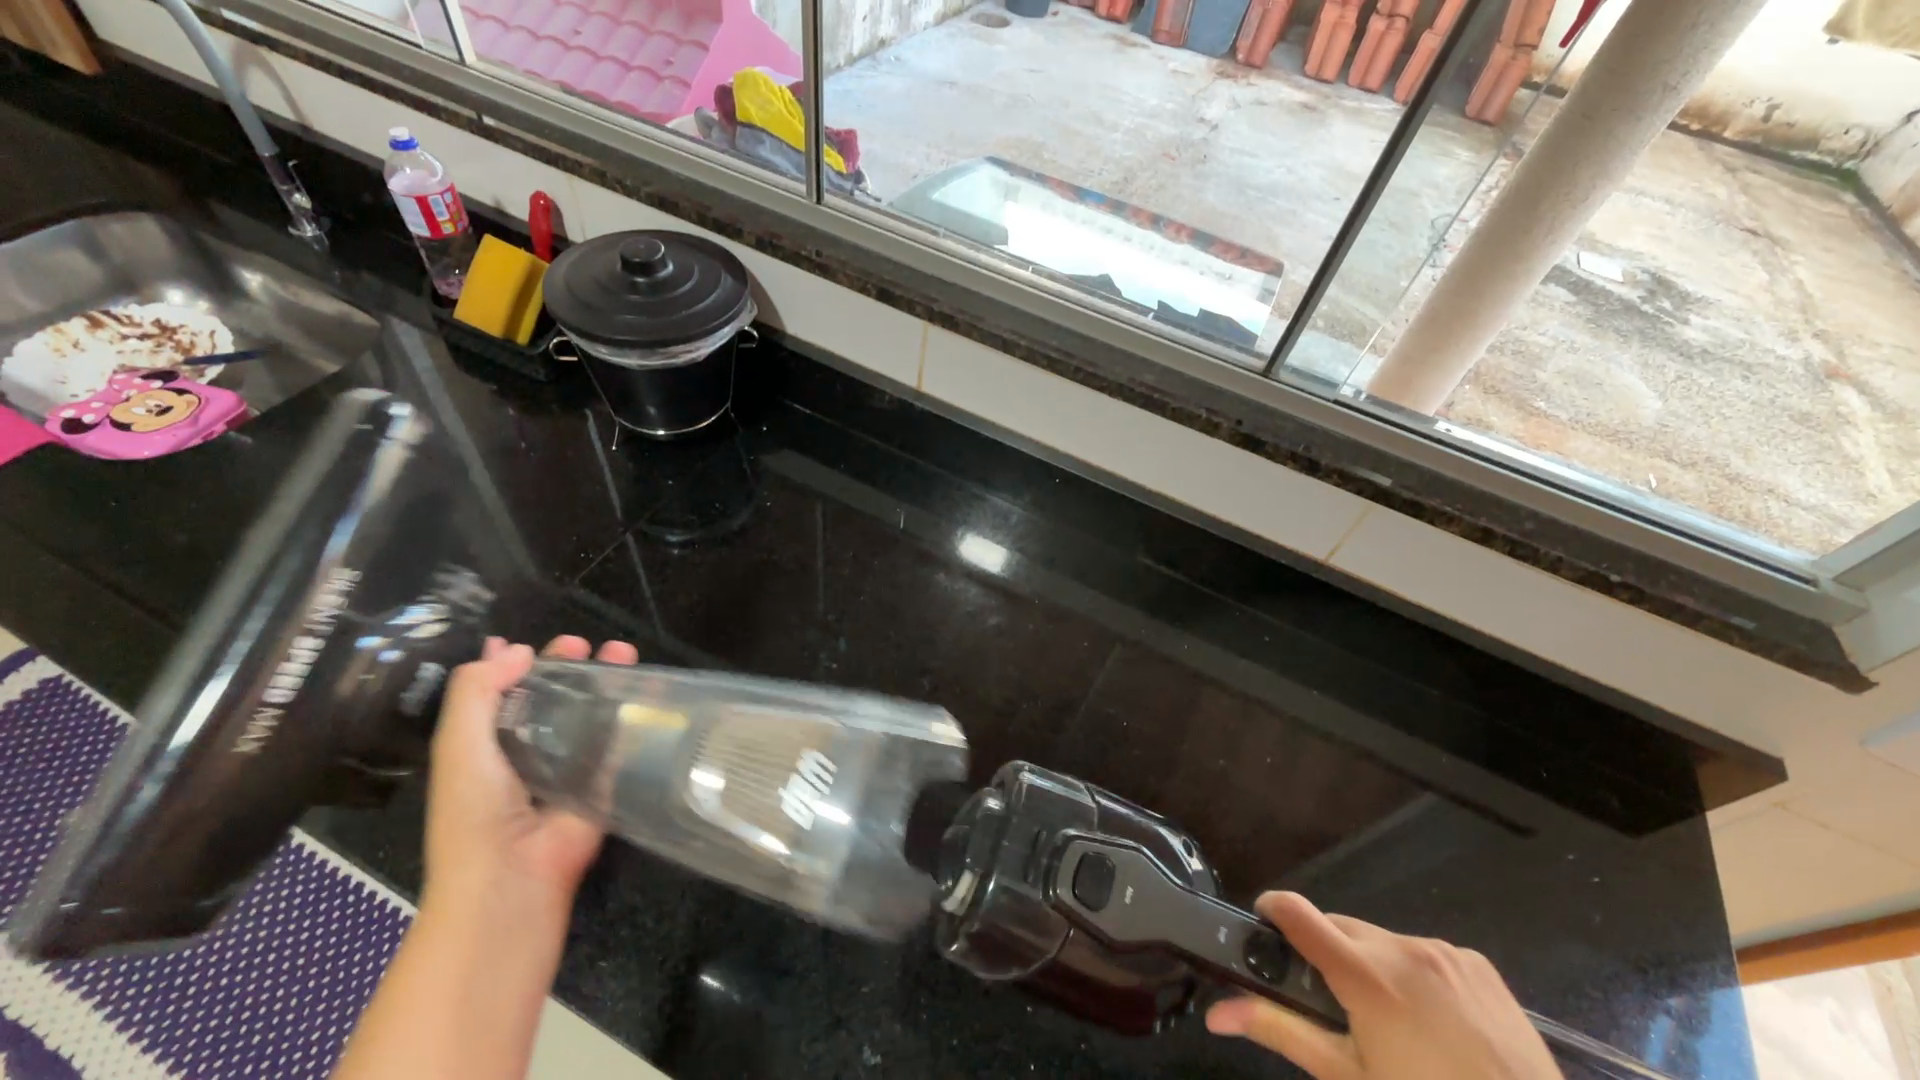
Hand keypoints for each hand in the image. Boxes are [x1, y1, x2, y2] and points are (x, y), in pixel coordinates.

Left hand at [421, 634, 637, 922]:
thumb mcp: (458, 743)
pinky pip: (618, 747)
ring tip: (626, 655)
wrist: (513, 877)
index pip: (504, 694)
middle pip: (552, 700)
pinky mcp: (602, 786)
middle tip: (588, 644)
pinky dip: (634, 719)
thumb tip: (516, 649)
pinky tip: (650, 692)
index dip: (518, 665)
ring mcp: (568, 770)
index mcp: (485, 745)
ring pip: (590, 716)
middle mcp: (527, 754)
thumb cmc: (475, 809)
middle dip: (569, 667)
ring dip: (606, 684)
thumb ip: (476, 691)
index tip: (534, 642)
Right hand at [1206, 892, 1561, 1079]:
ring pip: (1381, 940)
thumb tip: (1216, 1013)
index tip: (1262, 926)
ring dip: (1368, 962)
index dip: (1272, 910)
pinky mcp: (1478, 963)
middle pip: (1338, 926)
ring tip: (1386, 1020)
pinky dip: (1411, 973)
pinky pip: (1424, 953)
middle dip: (1322, 950)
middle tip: (1327, 1003)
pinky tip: (1431, 1022)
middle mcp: (1402, 948)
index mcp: (1364, 975)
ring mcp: (1445, 952)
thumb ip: (1280, 1031)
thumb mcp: (1346, 1076)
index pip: (1298, 913)